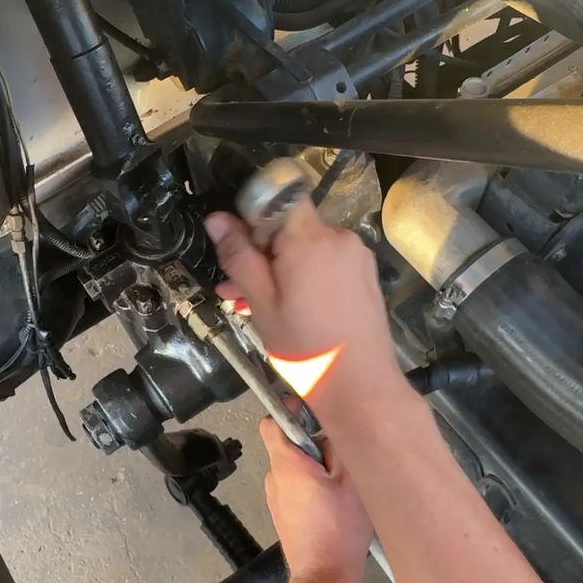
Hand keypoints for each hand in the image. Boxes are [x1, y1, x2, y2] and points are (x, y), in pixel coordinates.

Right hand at [205, 200, 408, 422]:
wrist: (361, 388)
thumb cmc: (307, 348)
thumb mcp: (261, 303)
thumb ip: (239, 256)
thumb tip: (218, 220)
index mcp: (311, 238)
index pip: (280, 195)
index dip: (254, 212)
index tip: (239, 243)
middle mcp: (339, 237)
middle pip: (291, 225)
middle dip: (261, 250)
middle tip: (236, 287)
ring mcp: (356, 256)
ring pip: (306, 247)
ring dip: (280, 267)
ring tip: (256, 305)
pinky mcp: (365, 274)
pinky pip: (325, 263)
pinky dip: (303, 276)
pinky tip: (288, 308)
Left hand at [260, 417, 372, 582]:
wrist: (324, 577)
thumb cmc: (339, 530)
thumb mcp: (350, 482)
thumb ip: (337, 449)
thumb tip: (328, 433)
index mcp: (286, 464)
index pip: (272, 423)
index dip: (288, 412)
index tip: (308, 411)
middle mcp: (274, 478)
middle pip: (288, 445)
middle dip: (312, 445)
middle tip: (339, 458)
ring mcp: (275, 497)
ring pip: (293, 468)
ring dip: (314, 468)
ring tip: (340, 486)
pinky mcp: (282, 514)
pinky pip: (295, 488)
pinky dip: (310, 487)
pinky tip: (333, 504)